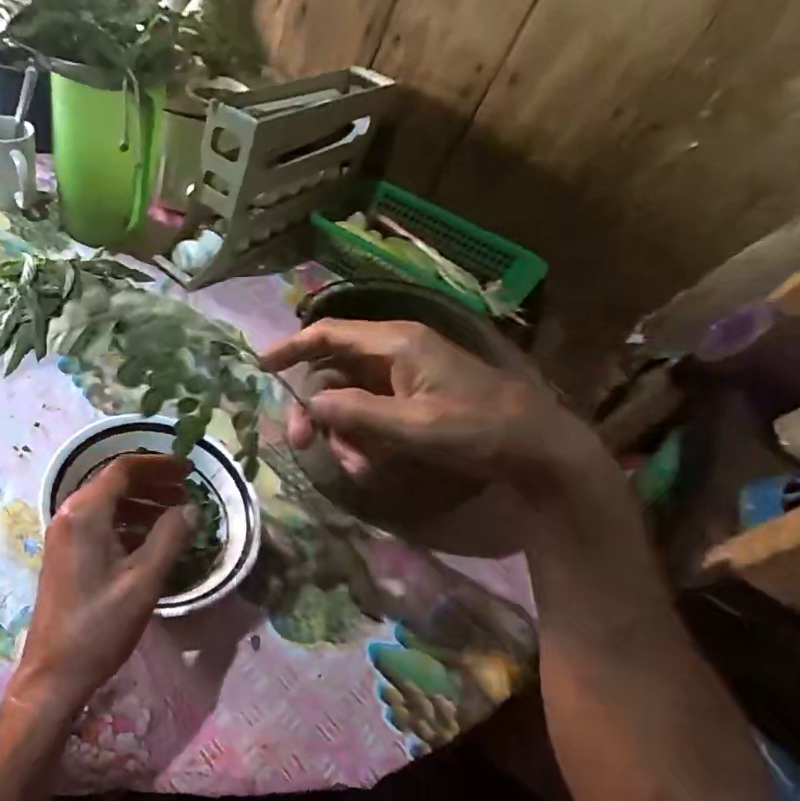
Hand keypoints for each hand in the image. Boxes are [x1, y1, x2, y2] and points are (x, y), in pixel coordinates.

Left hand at [10, 454, 193, 717]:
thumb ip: (170, 538)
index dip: (158, 465)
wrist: (55, 669)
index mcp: (84, 513)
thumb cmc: (101, 625)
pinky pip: (99, 524)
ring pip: (107, 505)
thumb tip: (191, 509)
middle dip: (152, 483)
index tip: (190, 469)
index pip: (122, 469)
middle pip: (113, 483)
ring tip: (177, 516)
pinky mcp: (65, 553)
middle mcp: (69, 515)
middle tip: (188, 492)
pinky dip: (127, 524)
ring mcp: (63, 534)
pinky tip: (152, 540)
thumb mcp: (143, 581)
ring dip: (142, 504)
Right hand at [259, 320, 608, 494]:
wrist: (538, 450)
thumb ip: (355, 412)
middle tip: (301, 443)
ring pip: (346, 396)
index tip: (260, 366)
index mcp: (397, 344)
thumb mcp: (413, 426)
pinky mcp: (412, 395)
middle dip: (314, 409)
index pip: (329, 334)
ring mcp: (404, 374)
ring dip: (341, 432)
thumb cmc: (479, 431)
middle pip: (331, 372)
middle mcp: (395, 351)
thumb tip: (310, 404)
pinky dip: (361, 436)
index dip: (291, 346)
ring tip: (356, 466)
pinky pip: (368, 410)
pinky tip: (370, 464)